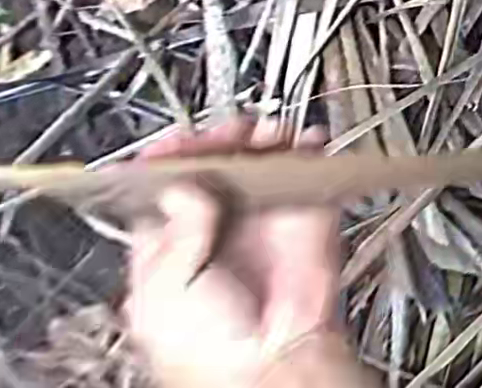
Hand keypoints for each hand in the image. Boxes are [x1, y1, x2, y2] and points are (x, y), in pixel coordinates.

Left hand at [126, 118, 367, 387]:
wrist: (272, 349)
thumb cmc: (205, 343)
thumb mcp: (165, 293)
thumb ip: (176, 236)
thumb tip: (184, 184)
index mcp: (172, 244)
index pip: (166, 190)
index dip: (167, 163)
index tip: (172, 144)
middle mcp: (221, 222)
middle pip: (221, 166)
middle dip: (223, 143)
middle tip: (229, 132)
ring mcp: (268, 213)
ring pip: (268, 162)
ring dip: (268, 140)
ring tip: (268, 133)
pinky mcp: (310, 208)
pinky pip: (315, 169)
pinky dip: (315, 148)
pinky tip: (307, 141)